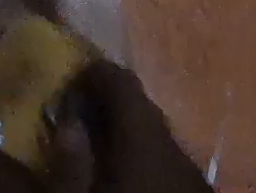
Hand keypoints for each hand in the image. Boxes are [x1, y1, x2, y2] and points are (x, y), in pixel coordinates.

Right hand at [46, 62, 209, 192]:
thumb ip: (70, 162)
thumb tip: (69, 122)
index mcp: (143, 141)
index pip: (121, 81)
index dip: (92, 74)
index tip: (65, 83)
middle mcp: (173, 148)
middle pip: (140, 107)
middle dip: (106, 104)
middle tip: (72, 116)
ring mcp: (190, 176)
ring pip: (156, 136)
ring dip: (125, 133)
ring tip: (94, 151)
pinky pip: (166, 163)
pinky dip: (142, 159)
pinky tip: (124, 181)